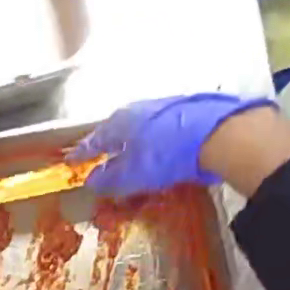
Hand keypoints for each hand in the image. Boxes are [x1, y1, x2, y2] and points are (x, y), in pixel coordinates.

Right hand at [72, 94, 277, 195]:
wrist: (218, 134)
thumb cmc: (165, 155)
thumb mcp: (131, 174)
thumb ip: (108, 179)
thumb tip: (91, 181)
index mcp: (121, 122)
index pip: (94, 139)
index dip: (82, 153)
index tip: (71, 161)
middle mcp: (140, 109)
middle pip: (117, 129)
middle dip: (108, 145)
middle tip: (99, 158)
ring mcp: (165, 107)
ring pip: (139, 127)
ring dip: (130, 142)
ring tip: (127, 156)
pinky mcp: (186, 112)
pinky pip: (158, 129)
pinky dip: (150, 141)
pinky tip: (154, 151)